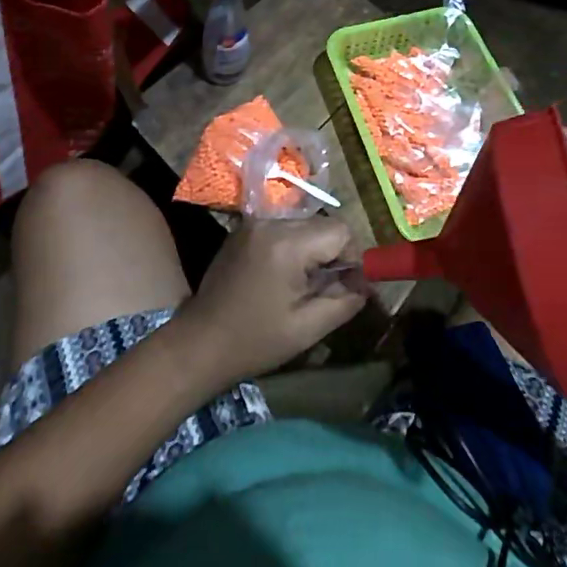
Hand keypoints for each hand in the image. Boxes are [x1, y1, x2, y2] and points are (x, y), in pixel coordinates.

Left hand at [171, 217, 366, 386]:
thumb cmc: (255, 340)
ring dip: (312, 250)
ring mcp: (253, 223)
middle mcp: (270, 222)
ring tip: (302, 285)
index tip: (346, 287)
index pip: (341, 231)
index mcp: (288, 244)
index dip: (351, 258)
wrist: (199, 343)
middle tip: (324, 289)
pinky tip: (282, 277)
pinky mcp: (243, 229)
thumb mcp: (309, 327)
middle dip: (332, 254)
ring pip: (305, 225)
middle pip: (323, 225)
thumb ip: (346, 300)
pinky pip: (283, 228)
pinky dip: (292, 247)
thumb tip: (367, 284)